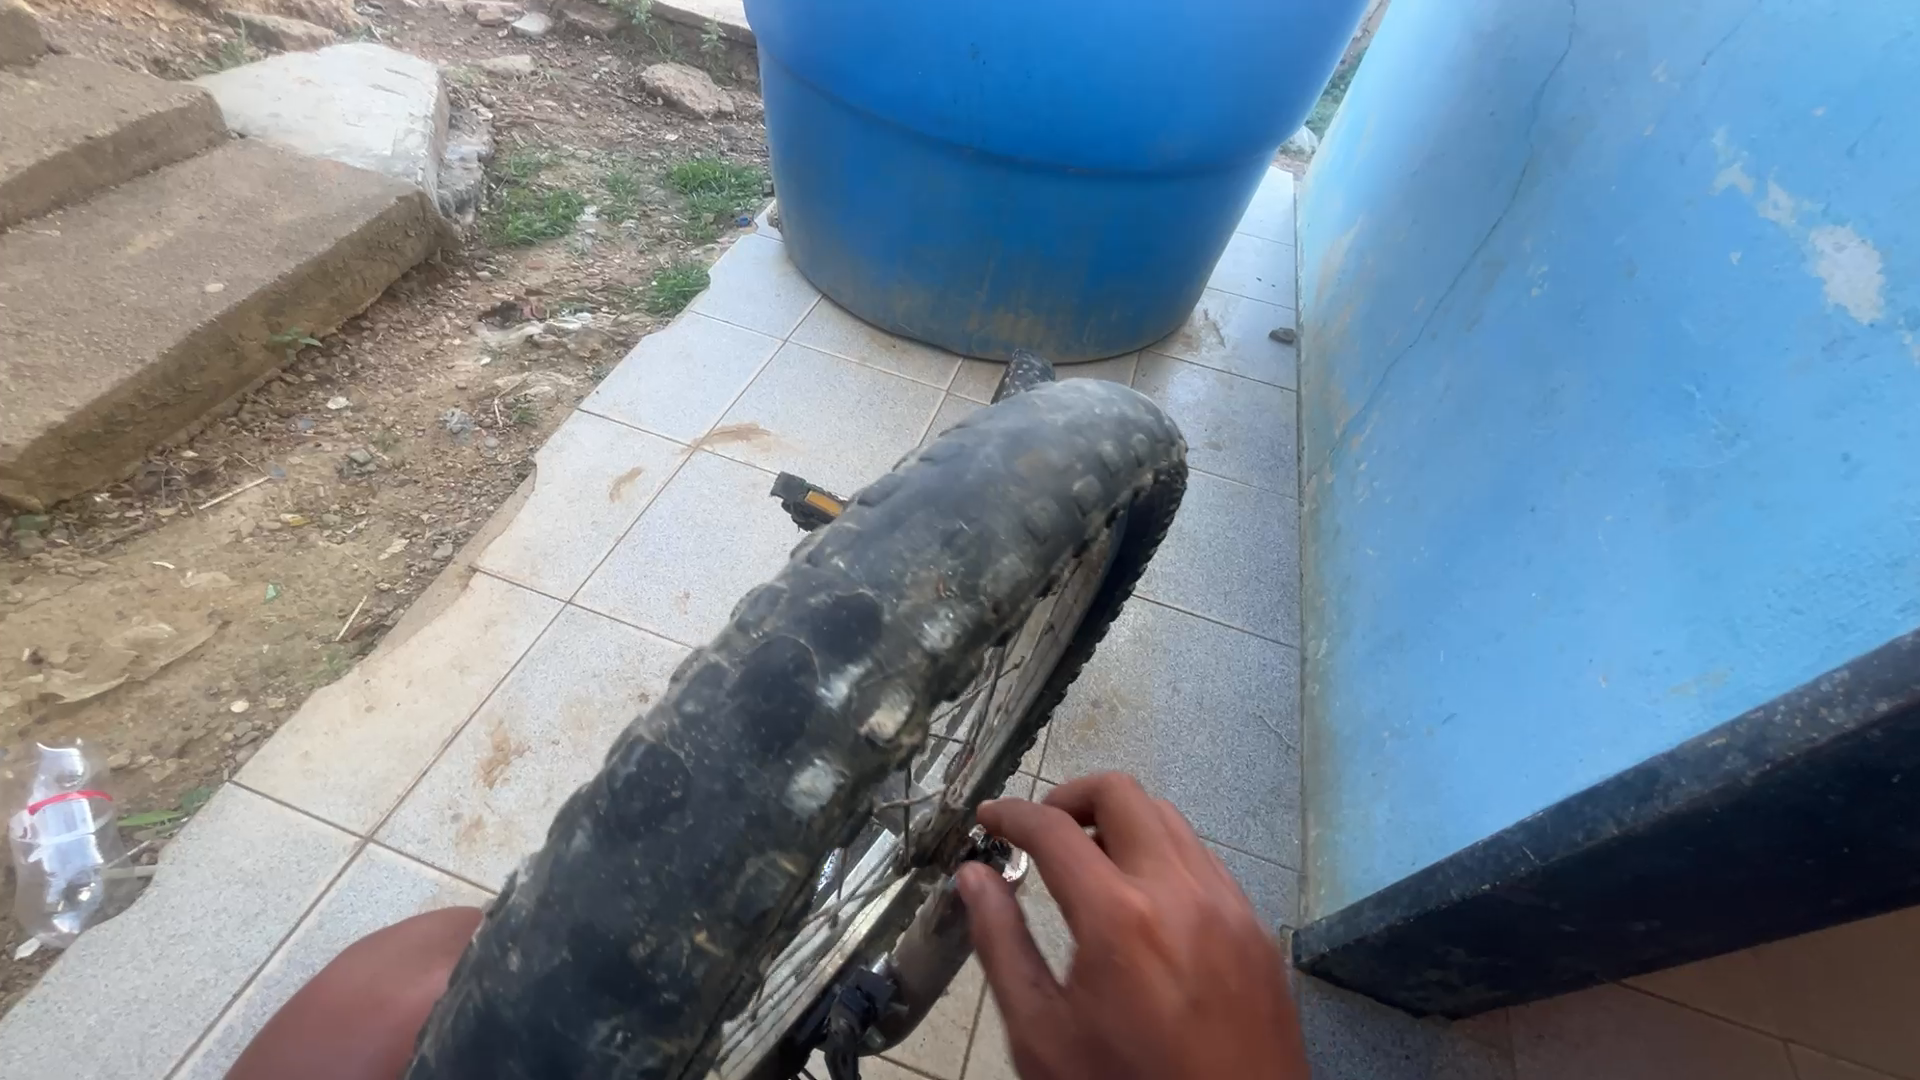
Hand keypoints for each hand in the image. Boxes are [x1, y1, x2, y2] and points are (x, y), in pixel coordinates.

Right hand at [955, 772, 1308, 1079]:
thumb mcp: (1042, 1037)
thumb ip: (1001, 943)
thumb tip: (973, 875)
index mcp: (1118, 917)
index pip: (1053, 829)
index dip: (1011, 813)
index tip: (989, 818)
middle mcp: (1179, 891)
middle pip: (1120, 792)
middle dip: (1070, 797)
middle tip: (1043, 832)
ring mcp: (1227, 905)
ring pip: (1166, 816)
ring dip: (1119, 822)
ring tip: (1091, 863)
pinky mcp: (1256, 928)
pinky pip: (1202, 858)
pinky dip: (1161, 854)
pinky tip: (1144, 900)